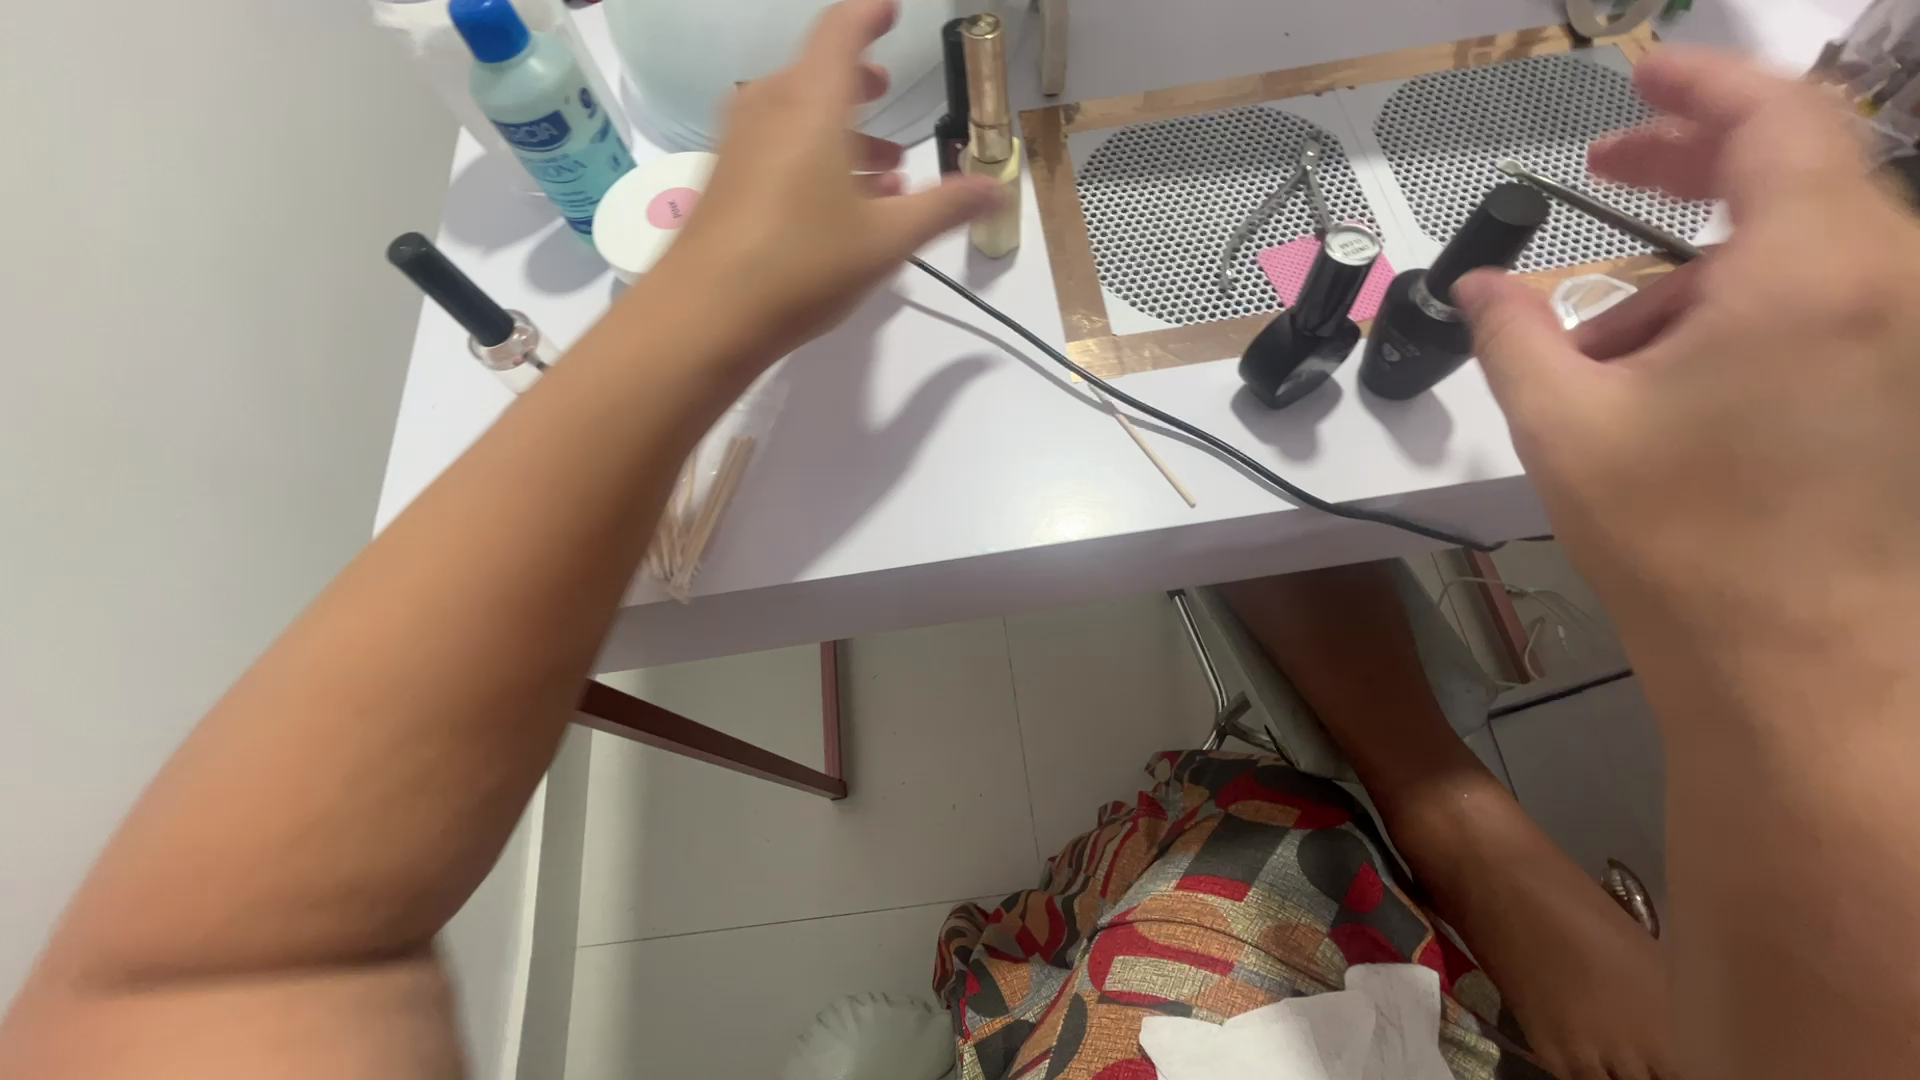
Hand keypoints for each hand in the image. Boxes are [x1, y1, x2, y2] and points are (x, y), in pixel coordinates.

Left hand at [651, 0, 1004, 363]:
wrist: (705, 314)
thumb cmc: (804, 265)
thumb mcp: (887, 241)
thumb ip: (944, 208)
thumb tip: (998, 187)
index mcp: (812, 104)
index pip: (842, 32)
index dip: (869, 15)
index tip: (890, 11)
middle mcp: (768, 109)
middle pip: (817, 75)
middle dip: (859, 86)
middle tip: (886, 95)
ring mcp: (738, 144)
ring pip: (797, 118)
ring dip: (841, 135)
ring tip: (882, 177)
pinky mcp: (723, 180)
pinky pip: (775, 149)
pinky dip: (811, 159)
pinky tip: (836, 209)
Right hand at [1456, 49, 1919, 644]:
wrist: (1791, 652)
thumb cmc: (1673, 531)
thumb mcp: (1560, 421)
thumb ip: (1510, 332)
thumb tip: (1476, 286)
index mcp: (1811, 272)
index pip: (1777, 122)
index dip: (1702, 85)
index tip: (1635, 74)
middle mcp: (1886, 283)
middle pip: (1793, 174)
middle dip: (1687, 163)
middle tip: (1601, 168)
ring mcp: (1901, 336)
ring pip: (1789, 253)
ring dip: (1683, 274)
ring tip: (1591, 345)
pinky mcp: (1893, 384)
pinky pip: (1809, 306)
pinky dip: (1723, 315)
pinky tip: (1648, 380)